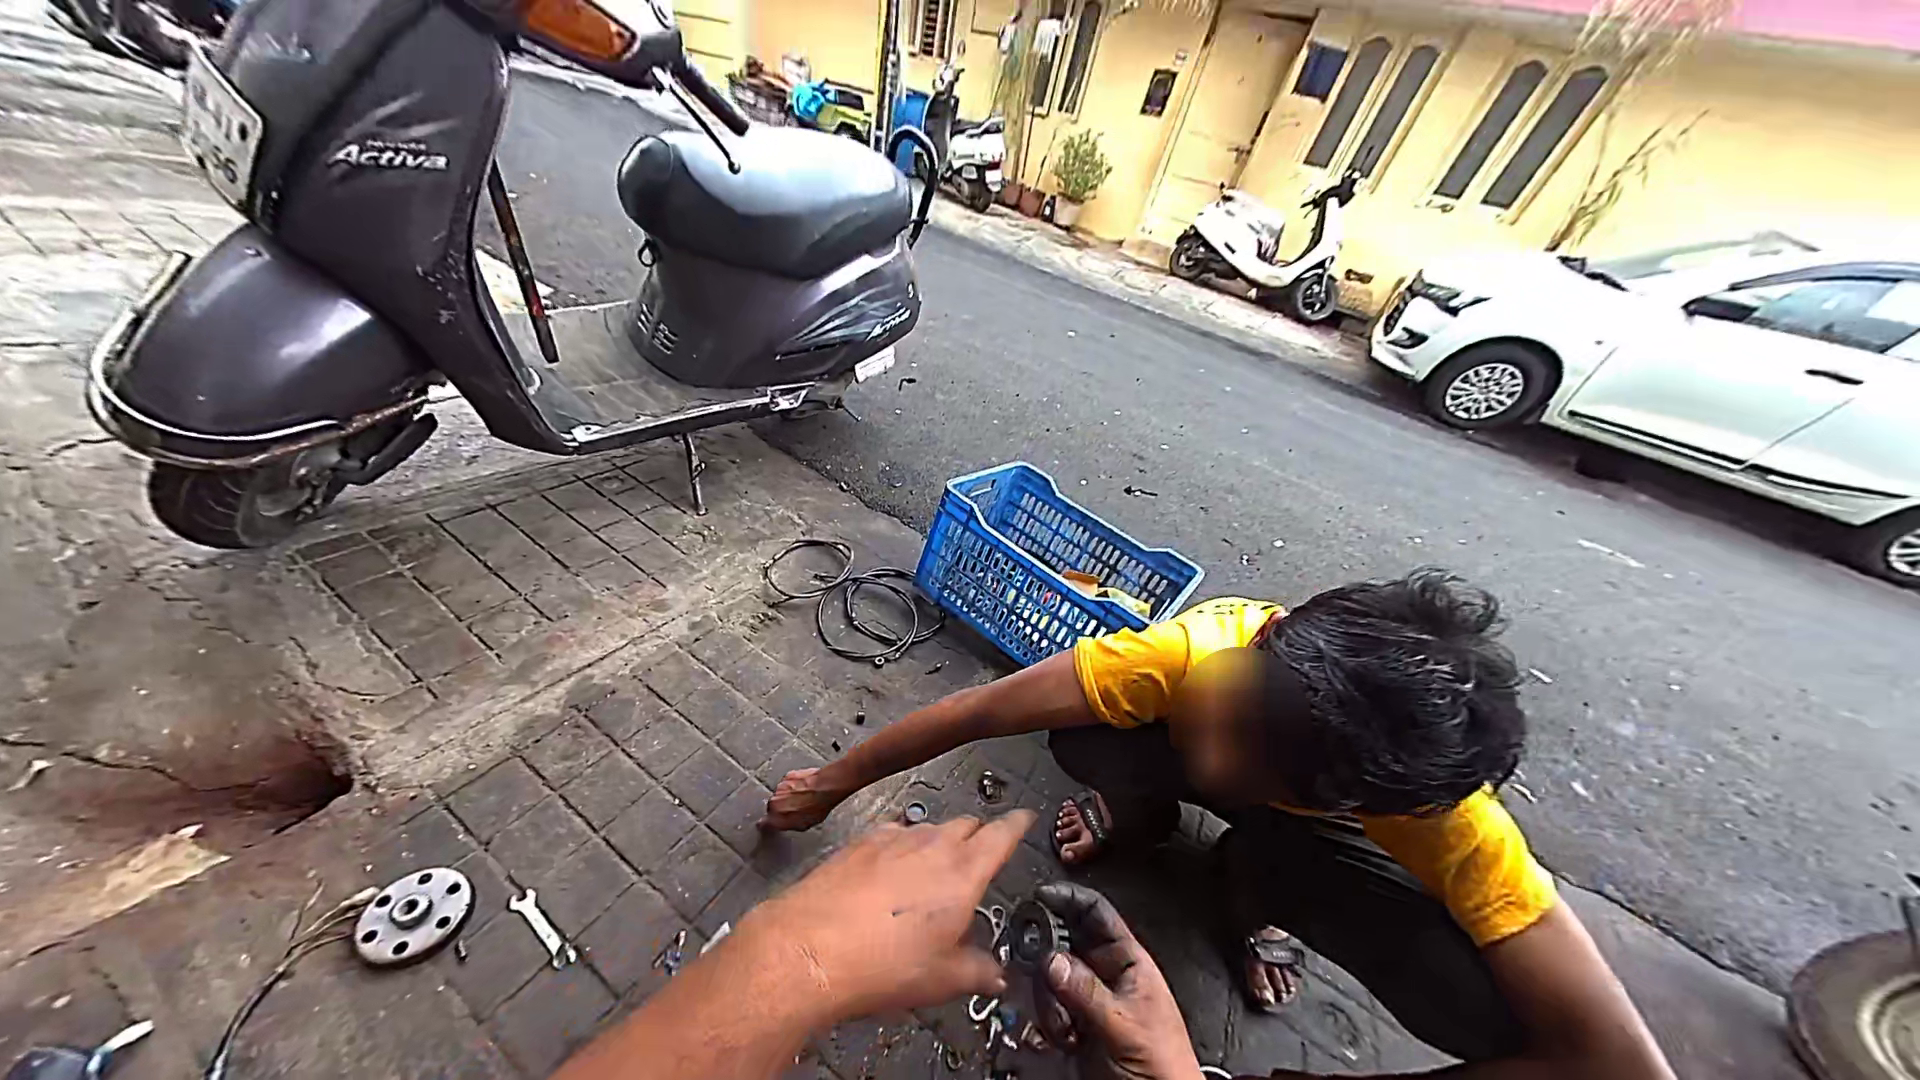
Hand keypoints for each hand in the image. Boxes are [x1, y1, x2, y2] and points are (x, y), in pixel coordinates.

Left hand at [733, 810, 1035, 1023]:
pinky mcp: (864, 840)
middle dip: (977, 837)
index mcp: (963, 871)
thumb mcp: (942, 979)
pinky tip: (889, 873)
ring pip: (930, 829)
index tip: (1023, 817)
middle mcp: (933, 844)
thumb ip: (977, 970)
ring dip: (937, 844)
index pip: (1002, 834)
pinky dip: (900, 847)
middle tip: (977, 860)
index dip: (1017, 823)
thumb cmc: (879, 963)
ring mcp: (896, 837)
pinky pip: (893, 834)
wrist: (813, 946)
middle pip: (967, 825)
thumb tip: (992, 974)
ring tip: (929, 876)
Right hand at [761, 767, 845, 830]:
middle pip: (773, 807)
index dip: (769, 823)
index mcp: (775, 818)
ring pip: (780, 794)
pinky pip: (788, 782)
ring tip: (802, 796)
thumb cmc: (816, 807)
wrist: (824, 787)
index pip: (764, 823)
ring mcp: (780, 787)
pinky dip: (794, 784)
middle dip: (781, 808)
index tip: (771, 823)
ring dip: (787, 795)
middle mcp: (773, 802)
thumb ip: (788, 825)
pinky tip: (805, 786)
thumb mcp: (803, 825)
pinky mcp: (787, 775)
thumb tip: (783, 823)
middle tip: (794, 808)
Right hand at [1032, 882, 1203, 1079]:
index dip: (1068, 898)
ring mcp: (1086, 998)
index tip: (1040, 897)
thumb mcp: (1125, 1024)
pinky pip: (1047, 1005)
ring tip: (1064, 1025)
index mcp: (1125, 958)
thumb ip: (1087, 991)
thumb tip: (1051, 959)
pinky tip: (1064, 1039)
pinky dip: (1047, 1019)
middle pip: (1063, 940)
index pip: (1094, 911)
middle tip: (1040, 969)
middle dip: (1048, 956)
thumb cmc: (1164, 1068)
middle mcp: (1102, 972)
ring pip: (1050, 975)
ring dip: (1049, 998)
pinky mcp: (1072, 1023)